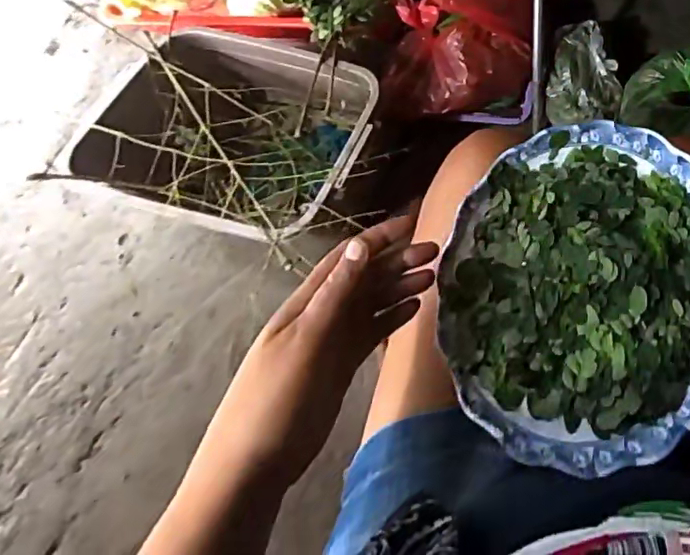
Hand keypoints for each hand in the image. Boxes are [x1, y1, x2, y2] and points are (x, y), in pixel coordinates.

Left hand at [188, 216, 438, 490]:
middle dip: (399, 260)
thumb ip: (335, 294)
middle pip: (366, 277)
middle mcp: (322, 314)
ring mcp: (333, 339)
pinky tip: (416, 310)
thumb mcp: (306, 341)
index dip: (378, 237)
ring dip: (401, 286)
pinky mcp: (343, 362)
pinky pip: (373, 329)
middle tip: (436, 252)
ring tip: (433, 278)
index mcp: (307, 303)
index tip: (413, 222)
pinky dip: (394, 316)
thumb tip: (361, 246)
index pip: (347, 258)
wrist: (253, 467)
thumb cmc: (275, 398)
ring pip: (373, 302)